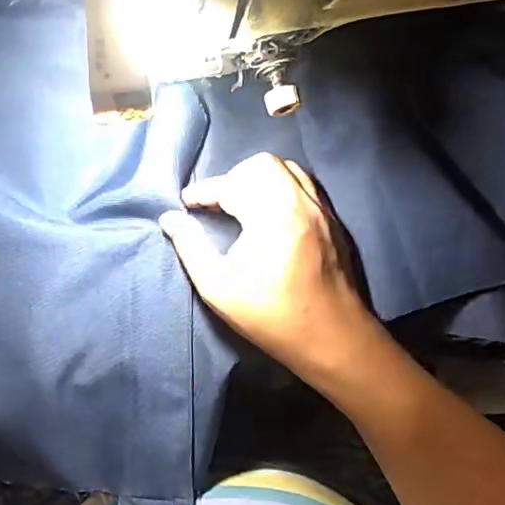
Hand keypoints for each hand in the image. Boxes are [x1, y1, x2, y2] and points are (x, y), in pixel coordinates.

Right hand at [160, 153, 389, 385]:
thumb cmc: (272, 318)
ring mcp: (322, 210)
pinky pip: (303, 185)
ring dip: (257, 179)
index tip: (187, 204)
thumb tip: (169, 219)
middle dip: (232, 178)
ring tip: (240, 206)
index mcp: (274, 217)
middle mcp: (302, 204)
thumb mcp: (219, 289)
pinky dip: (279, 187)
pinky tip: (267, 215)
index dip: (204, 191)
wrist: (334, 340)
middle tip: (215, 204)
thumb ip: (191, 248)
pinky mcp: (333, 221)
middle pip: (262, 165)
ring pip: (286, 169)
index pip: (232, 183)